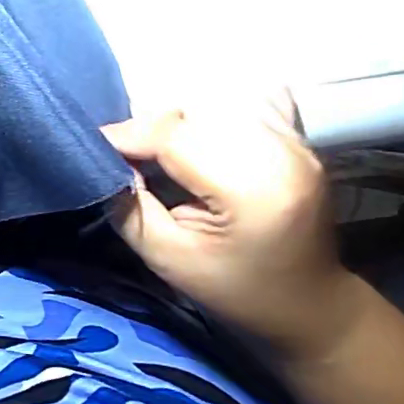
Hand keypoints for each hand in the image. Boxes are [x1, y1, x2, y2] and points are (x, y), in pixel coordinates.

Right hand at [105, 93, 367, 367]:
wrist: (308, 305)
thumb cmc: (236, 291)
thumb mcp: (168, 259)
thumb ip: (130, 208)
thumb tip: (109, 165)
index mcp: (251, 187)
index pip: (174, 135)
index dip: (127, 135)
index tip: (96, 145)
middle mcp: (280, 151)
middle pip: (194, 110)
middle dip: (150, 125)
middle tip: (127, 154)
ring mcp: (295, 141)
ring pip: (218, 99)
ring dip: (181, 118)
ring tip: (162, 148)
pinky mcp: (299, 138)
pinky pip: (249, 100)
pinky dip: (216, 111)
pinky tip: (203, 137)